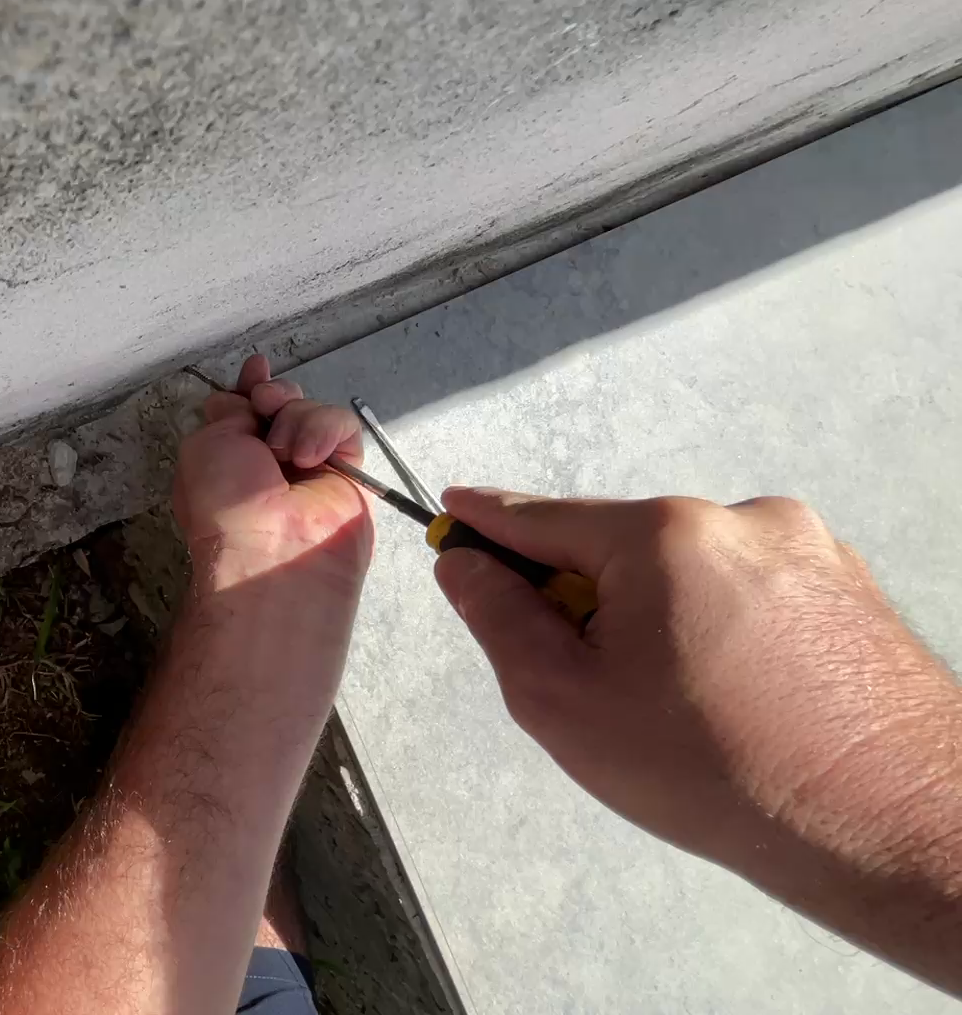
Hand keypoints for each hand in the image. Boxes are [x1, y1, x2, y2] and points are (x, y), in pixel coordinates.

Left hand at [172, 355, 373, 594]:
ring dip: (294, 420)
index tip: (256, 366)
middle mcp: (268, 458)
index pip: (245, 408)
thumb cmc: (225, 498)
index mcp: (228, 455)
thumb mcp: (205, 445)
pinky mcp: (347, 470)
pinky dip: (325, 432)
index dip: (250, 384)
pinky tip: (311, 458)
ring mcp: (309, 464)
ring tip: (283, 453)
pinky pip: (343, 426)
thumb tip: (239, 397)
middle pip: (281, 401)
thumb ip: (226, 414)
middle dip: (273, 394)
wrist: (271, 548)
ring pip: (310, 409)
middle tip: (267, 406)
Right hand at [434, 488, 961, 885]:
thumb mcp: (559, 696)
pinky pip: (731, 581)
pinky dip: (697, 615)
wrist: (914, 844)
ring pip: (670, 564)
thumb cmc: (707, 767)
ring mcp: (808, 549)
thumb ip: (495, 614)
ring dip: (636, 604)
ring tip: (658, 688)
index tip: (447, 515)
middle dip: (570, 587)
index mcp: (663, 535)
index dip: (481, 519)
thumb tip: (462, 561)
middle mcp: (740, 518)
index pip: (537, 516)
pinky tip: (717, 682)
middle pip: (605, 543)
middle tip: (570, 664)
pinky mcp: (850, 587)